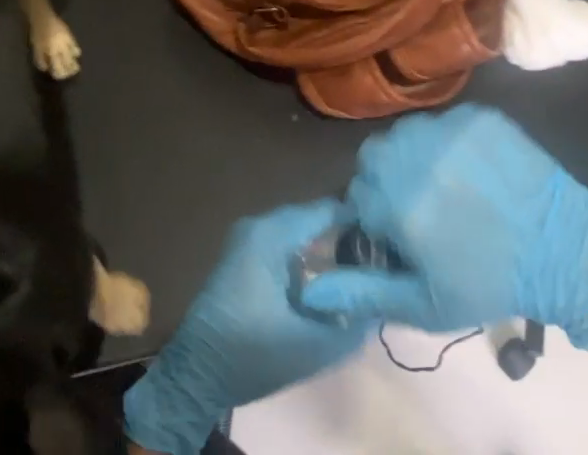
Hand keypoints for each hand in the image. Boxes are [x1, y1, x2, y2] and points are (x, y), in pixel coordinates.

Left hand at [125, 200, 372, 454]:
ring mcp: (248, 239)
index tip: (391, 244)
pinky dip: (308, 258)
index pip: (330, 210)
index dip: (364, 224)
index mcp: (272, 234)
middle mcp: (259, 225)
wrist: (196, 376)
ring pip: (301, 232)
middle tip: (381, 262)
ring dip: (328, 249)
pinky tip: (330, 282)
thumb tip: (383, 298)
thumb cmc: (252, 354)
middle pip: (316, 219)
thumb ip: (355, 319)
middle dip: (348, 238)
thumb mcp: (315, 345)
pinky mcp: (244, 257)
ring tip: (362, 272)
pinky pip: (286, 244)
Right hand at [300, 105, 587, 366]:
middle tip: (420, 207)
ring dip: (413, 156)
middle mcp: (417, 156)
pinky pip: (442, 122)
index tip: (400, 234)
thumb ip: (360, 291)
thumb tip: (306, 286)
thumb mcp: (422, 304)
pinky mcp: (479, 117)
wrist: (566, 251)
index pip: (356, 195)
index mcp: (399, 202)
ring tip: (445, 186)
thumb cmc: (490, 283)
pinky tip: (470, 169)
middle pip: (374, 157)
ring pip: (405, 134)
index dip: (374, 217)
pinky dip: (447, 142)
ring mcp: (451, 130)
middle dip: (387, 180)